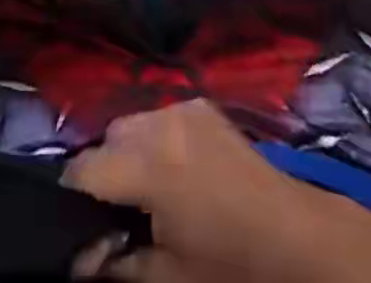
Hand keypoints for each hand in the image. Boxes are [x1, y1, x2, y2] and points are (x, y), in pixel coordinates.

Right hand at [63, 100, 317, 282]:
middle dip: (105, 170)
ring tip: (148, 185)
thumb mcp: (168, 275)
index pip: (83, 167)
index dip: (73, 195)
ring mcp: (182, 108)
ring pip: (132, 122)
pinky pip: (160, 114)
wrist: (297, 237)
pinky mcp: (201, 105)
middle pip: (107, 138)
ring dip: (130, 149)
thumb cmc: (231, 263)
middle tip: (121, 207)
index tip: (80, 219)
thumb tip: (78, 259)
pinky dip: (156, 135)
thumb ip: (116, 263)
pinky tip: (174, 163)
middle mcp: (159, 123)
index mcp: (147, 164)